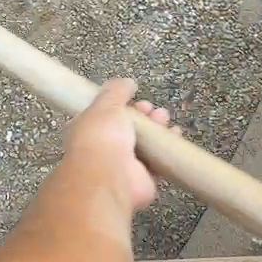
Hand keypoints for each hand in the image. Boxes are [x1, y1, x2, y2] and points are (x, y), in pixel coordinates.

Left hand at [63, 78, 169, 211]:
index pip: (105, 114)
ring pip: (143, 144)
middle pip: (127, 128)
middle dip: (143, 115)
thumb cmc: (100, 138)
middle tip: (153, 110)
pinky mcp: (141, 180)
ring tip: (164, 119)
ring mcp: (122, 165)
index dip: (122, 105)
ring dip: (156, 129)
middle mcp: (102, 148)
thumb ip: (116, 91)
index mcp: (86, 130)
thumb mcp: (105, 105)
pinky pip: (157, 162)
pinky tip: (175, 135)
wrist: (109, 178)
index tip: (135, 97)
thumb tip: (127, 82)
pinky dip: (167, 148)